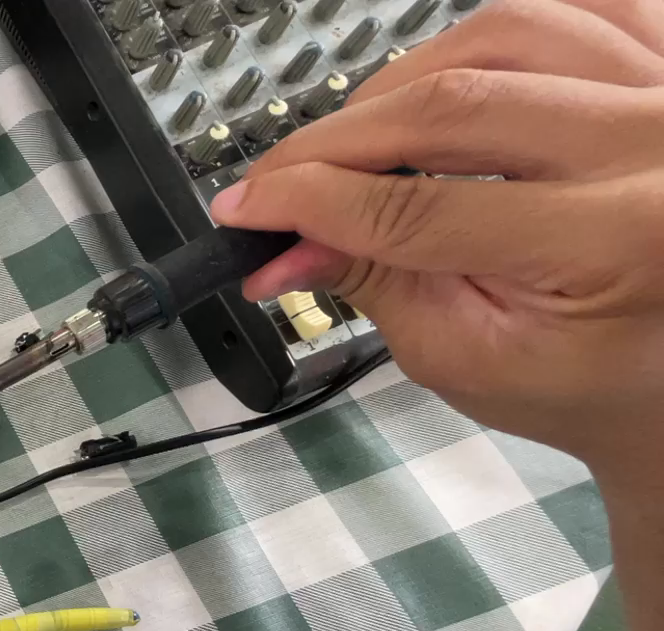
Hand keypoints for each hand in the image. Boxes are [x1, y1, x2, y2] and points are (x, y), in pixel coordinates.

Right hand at [208, 0, 663, 483]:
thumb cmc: (579, 377)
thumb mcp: (457, 354)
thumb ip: (371, 286)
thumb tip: (278, 255)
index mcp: (611, 241)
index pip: (415, 208)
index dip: (307, 203)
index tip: (237, 209)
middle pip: (452, 107)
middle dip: (329, 142)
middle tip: (267, 182)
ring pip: (506, 36)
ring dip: (396, 85)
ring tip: (346, 142)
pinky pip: (577, 8)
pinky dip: (481, 39)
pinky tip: (432, 89)